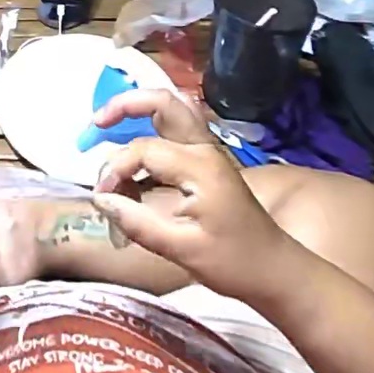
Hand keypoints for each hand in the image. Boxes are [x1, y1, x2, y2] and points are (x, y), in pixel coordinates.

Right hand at [89, 90, 299, 301]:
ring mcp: (207, 149)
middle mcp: (203, 147)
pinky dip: (149, 127)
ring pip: (170, 107)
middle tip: (96, 123)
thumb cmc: (234, 263)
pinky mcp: (206, 158)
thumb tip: (100, 198)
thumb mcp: (183, 251)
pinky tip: (133, 153)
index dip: (115, 168)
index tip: (102, 195)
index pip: (144, 149)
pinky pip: (175, 127)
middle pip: (162, 101)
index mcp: (199, 166)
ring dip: (138, 109)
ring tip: (108, 125)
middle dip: (124, 104)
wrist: (277, 271)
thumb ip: (137, 222)